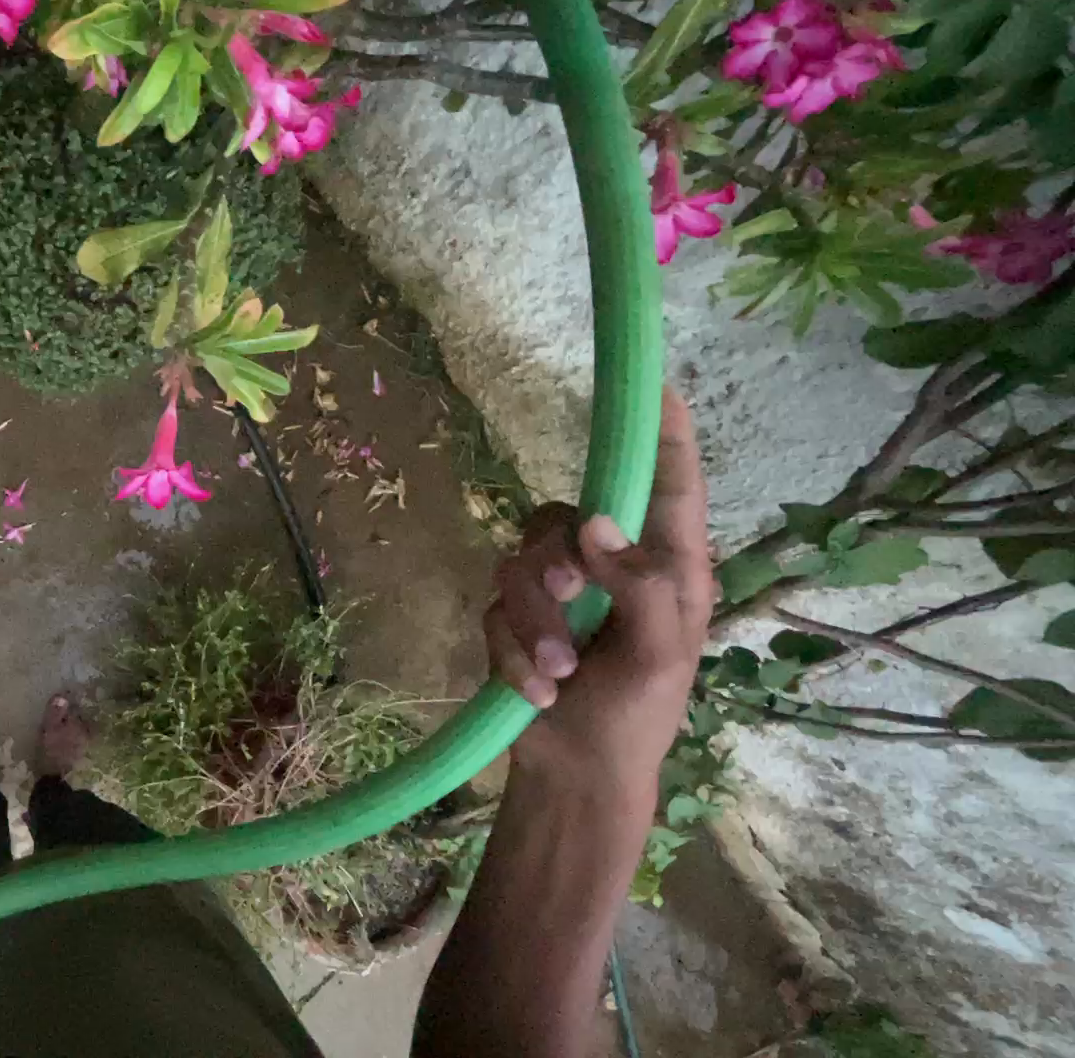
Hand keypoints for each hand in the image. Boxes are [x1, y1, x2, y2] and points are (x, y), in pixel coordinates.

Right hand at [482, 388, 713, 783]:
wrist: (575, 771)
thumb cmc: (637, 718)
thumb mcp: (659, 657)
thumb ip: (639, 586)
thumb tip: (596, 522)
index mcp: (661, 570)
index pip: (665, 492)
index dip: (664, 440)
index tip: (661, 390)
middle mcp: (603, 569)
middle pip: (561, 520)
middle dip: (554, 563)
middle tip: (565, 599)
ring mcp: (553, 594)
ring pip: (518, 565)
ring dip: (534, 624)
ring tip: (555, 674)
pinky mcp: (512, 619)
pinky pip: (495, 610)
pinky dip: (513, 652)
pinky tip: (537, 690)